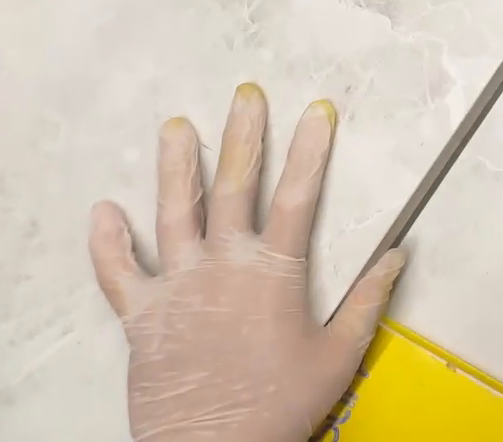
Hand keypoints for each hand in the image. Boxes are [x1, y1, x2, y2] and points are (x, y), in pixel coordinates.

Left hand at [90, 84, 404, 441]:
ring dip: (175, 167)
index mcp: (275, 272)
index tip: (317, 110)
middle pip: (236, 187)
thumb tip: (400, 253)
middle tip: (246, 93)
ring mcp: (179, 289)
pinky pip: (118, 276)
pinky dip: (107, 244)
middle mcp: (225, 266)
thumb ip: (370, 299)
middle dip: (244, 136)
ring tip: (175, 125)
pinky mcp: (142, 318)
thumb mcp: (339, 355)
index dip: (311, 150)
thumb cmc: (280, 407)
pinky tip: (101, 210)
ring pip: (175, 214)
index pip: (300, 196)